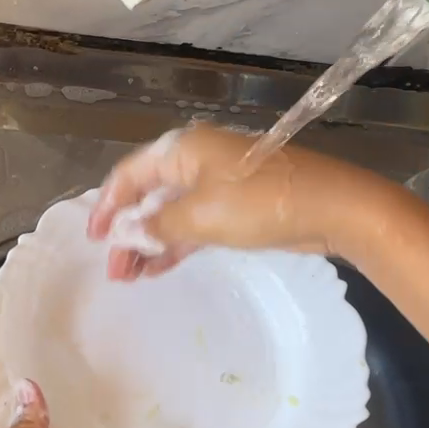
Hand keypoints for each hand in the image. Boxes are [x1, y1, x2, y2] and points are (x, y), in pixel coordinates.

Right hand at [86, 124, 396, 279]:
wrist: (334, 208)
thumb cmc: (261, 203)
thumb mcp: (200, 216)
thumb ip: (156, 227)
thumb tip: (124, 235)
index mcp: (182, 150)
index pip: (129, 175)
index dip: (107, 207)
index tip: (94, 240)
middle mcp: (194, 161)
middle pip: (147, 196)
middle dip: (127, 233)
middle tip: (114, 271)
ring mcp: (215, 184)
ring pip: (169, 214)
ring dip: (148, 244)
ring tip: (130, 278)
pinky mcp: (233, 206)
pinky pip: (191, 224)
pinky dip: (174, 244)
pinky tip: (157, 269)